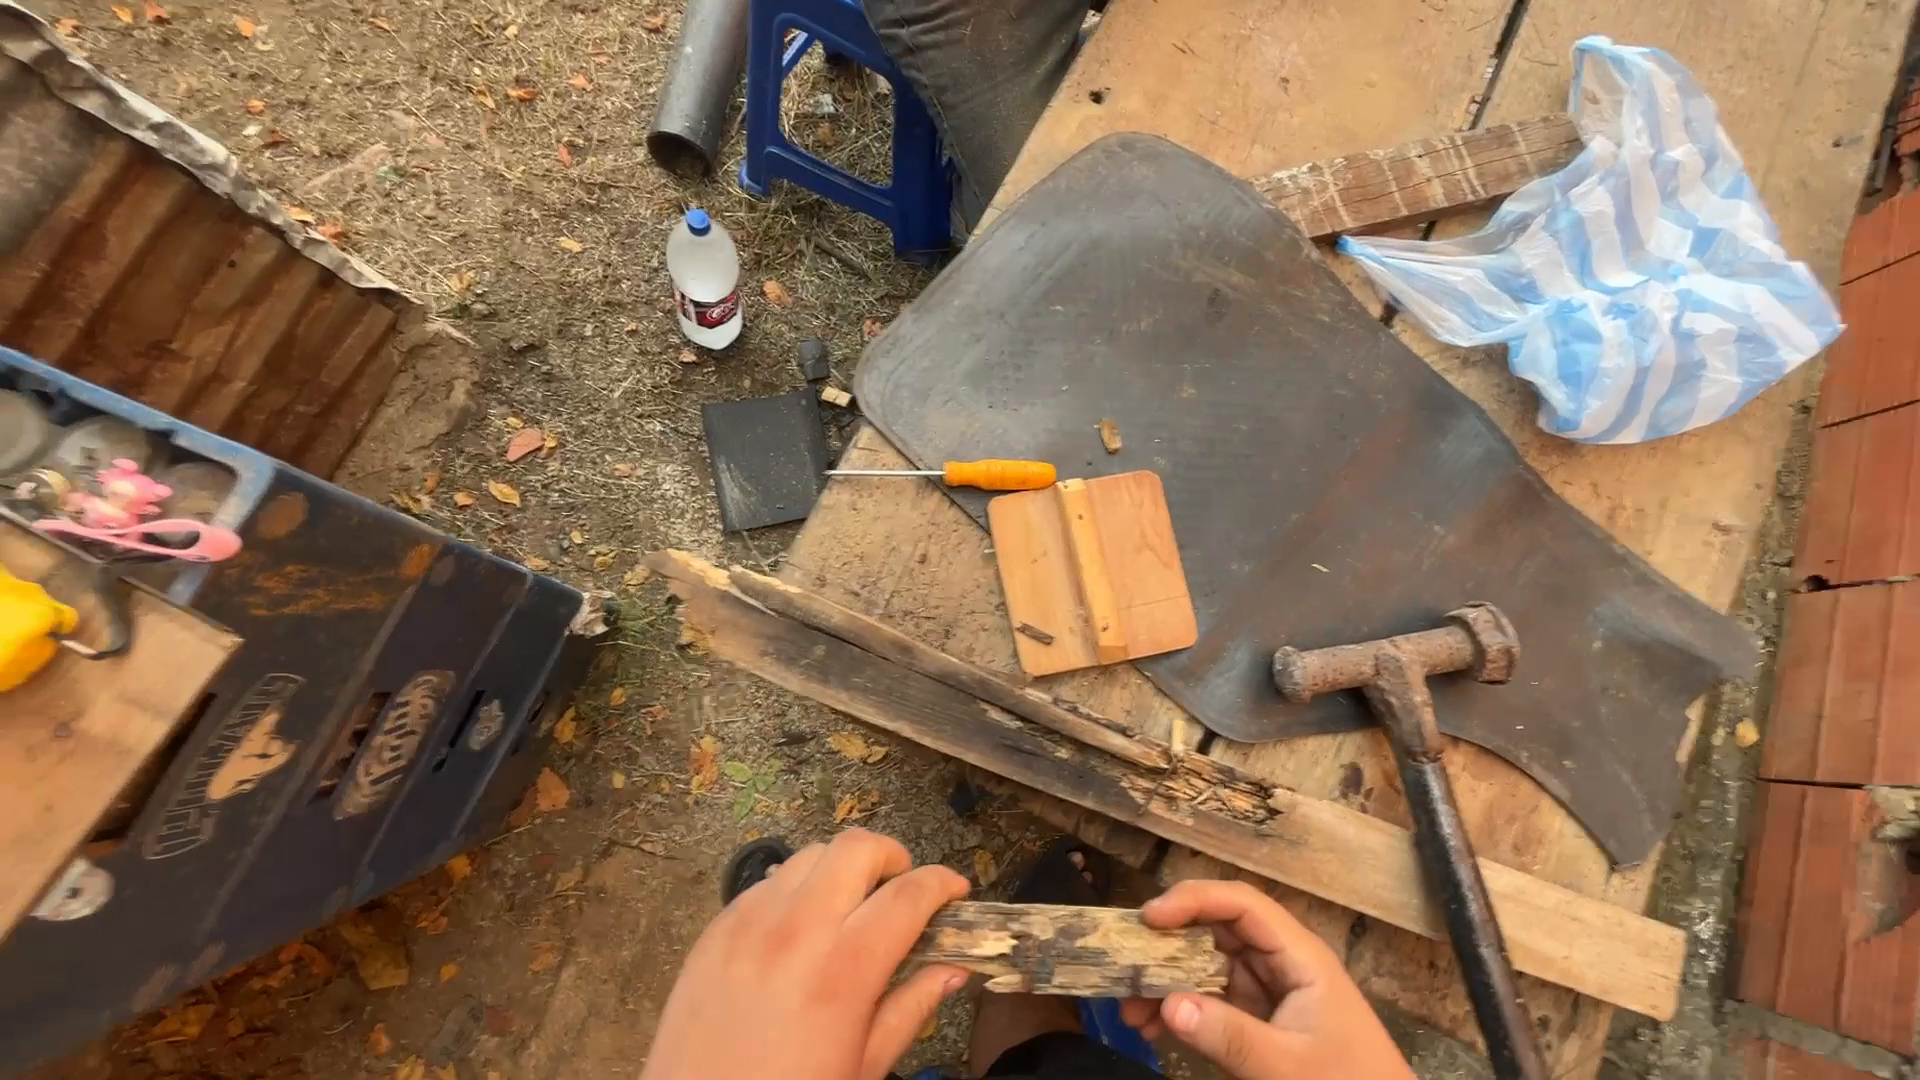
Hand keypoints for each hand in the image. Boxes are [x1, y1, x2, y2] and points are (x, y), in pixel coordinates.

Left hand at [641, 830, 970, 1079]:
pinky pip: (768, 881)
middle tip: (899, 891)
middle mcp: (797, 927)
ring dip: (842, 869)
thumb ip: (911, 1007)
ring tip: (848, 907)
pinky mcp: (717, 925)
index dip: (942, 883)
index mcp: (844, 969)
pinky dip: (797, 887)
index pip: (908, 895)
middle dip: (891, 858)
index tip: (956, 890)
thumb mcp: (863, 1066)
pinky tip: (800, 927)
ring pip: (812, 853)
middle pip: (858, 847)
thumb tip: (954, 968)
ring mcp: (750, 920)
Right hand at [1121, 880, 1413, 1079]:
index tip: (1149, 918)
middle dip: (1168, 943)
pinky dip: (1181, 1009)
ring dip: (1166, 980)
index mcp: (1298, 955)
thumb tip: (1166, 1003)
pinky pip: (1209, 999)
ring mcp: (1268, 990)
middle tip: (1126, 961)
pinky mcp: (1259, 1020)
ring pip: (1205, 964)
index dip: (1193, 899)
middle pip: (1215, 929)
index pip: (1240, 903)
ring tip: (1129, 1007)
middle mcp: (1280, 961)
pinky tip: (1152, 1028)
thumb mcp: (1290, 1069)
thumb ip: (1230, 1037)